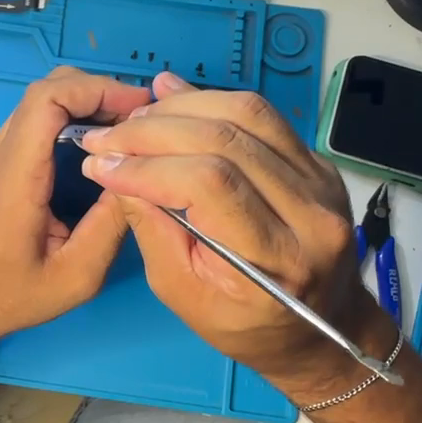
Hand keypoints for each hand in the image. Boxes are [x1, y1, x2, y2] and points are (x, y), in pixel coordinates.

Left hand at [0, 67, 154, 355]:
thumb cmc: (7, 295)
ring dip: (86, 104)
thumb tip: (143, 179)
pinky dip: (71, 119)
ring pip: (41, 102)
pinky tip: (100, 147)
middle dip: (99, 92)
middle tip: (141, 120)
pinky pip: (35, 122)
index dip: (96, 89)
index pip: (47, 99)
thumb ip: (109, 226)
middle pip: (47, 89)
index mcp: (14, 177)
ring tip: (128, 132)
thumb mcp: (73, 276)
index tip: (138, 110)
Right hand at [78, 72, 395, 403]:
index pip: (210, 185)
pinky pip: (260, 114)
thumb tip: (118, 174)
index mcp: (278, 258)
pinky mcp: (316, 160)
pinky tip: (169, 95)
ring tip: (133, 118)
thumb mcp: (183, 294)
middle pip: (226, 140)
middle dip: (153, 131)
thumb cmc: (245, 324)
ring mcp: (320, 178)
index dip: (148, 167)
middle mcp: (311, 210)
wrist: (321, 327)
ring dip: (179, 107)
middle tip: (105, 137)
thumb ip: (153, 231)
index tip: (100, 165)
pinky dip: (208, 101)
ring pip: (246, 113)